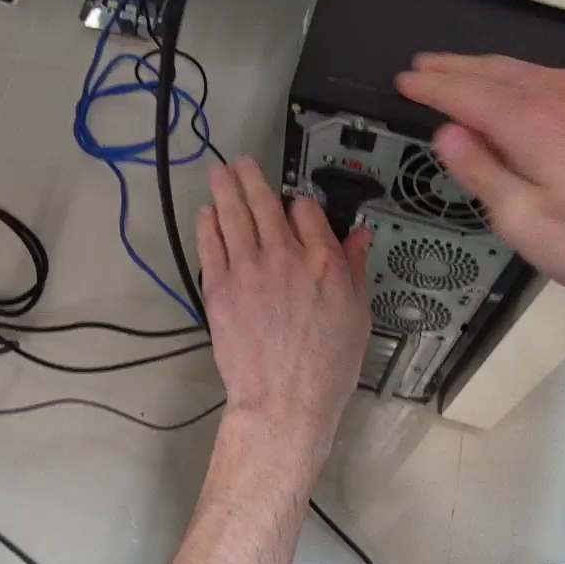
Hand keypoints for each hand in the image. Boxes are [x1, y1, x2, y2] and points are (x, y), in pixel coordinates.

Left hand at [197, 158, 372, 473]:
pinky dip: (208, 224)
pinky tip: (207, 213)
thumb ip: (354, 270)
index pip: (307, 212)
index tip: (295, 207)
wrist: (284, 400)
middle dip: (252, 178)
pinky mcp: (220, 288)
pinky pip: (211, 244)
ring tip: (220, 171)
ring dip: (225, 188)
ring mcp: (248, 269)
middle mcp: (284, 256)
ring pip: (233, 215)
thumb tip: (358, 238)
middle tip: (242, 163)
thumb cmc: (326, 368)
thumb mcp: (356, 317)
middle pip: (265, 203)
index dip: (300, 204)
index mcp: (324, 262)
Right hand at [395, 54, 564, 303]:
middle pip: (497, 71)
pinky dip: (535, 80)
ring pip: (533, 71)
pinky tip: (536, 91)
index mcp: (531, 125)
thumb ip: (484, 176)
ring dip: (493, 70)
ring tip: (468, 74)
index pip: (465, 93)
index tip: (408, 82)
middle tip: (426, 69)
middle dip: (456, 69)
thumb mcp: (527, 224)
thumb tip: (450, 139)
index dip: (431, 87)